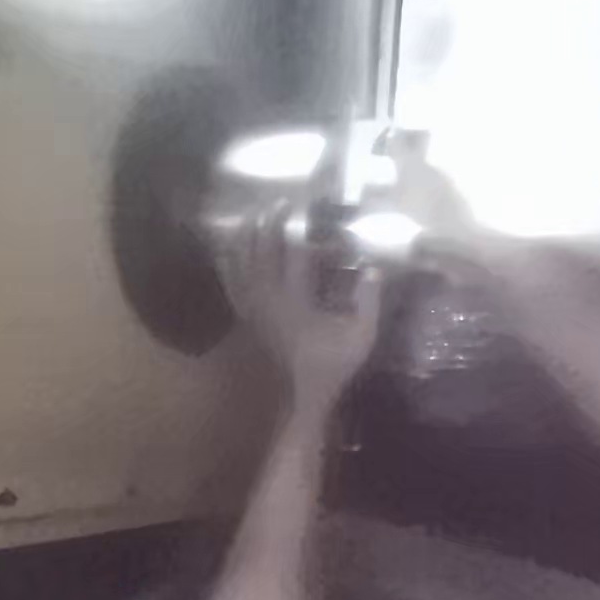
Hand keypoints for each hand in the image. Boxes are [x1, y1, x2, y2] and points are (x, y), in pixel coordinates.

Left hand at [223, 201, 382, 410]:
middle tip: (277, 203)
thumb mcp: (361, 338)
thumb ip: (369, 303)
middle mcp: (270, 300)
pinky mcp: (247, 317)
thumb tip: (373, 269)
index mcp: (298, 303)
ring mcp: (254, 309)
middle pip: (263, 253)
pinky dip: (228, 265)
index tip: (306, 211)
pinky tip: (226, 250)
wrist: (300, 396)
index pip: (296, 257)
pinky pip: (232, 285)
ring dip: (245, 238)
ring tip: (250, 215)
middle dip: (269, 224)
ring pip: (242, 266)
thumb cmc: (332, 367)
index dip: (300, 231)